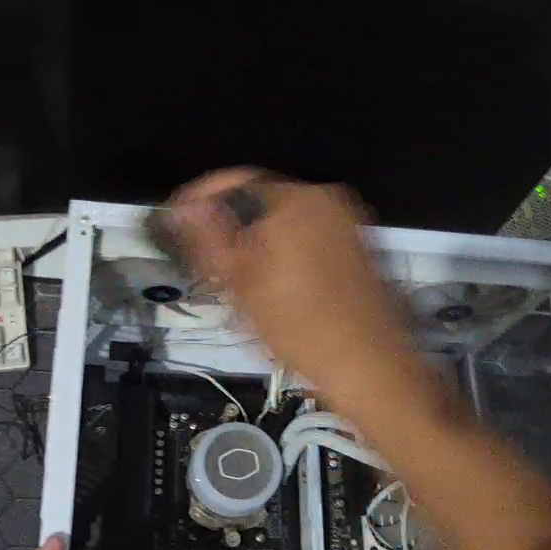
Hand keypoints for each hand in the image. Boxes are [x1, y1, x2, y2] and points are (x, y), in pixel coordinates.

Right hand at [167, 168, 439, 421]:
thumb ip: (207, 236)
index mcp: (297, 201)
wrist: (369, 367)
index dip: (201, 201)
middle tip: (211, 263)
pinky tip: (278, 293)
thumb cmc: (305, 331)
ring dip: (259, 245)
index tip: (181, 220)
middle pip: (262, 204)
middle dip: (233, 229)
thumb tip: (185, 207)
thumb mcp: (241, 283)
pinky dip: (288, 256)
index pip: (235, 182)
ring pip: (286, 225)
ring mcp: (348, 225)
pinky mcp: (359, 250)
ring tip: (243, 286)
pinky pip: (311, 240)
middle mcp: (328, 202)